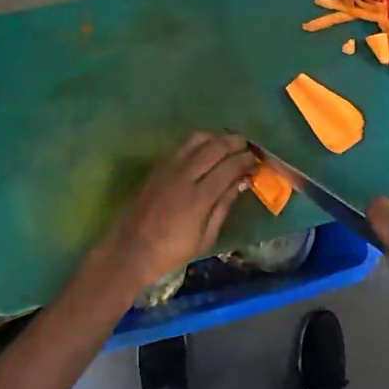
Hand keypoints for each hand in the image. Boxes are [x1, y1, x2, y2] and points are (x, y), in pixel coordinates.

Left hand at [86, 132, 254, 298]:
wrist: (131, 250)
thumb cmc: (172, 251)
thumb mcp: (206, 237)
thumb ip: (224, 205)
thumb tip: (242, 181)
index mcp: (199, 198)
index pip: (229, 167)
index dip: (246, 160)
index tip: (257, 161)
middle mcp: (184, 176)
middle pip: (215, 147)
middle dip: (235, 142)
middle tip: (248, 147)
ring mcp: (169, 168)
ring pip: (198, 139)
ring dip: (217, 137)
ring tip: (229, 144)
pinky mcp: (158, 167)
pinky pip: (183, 145)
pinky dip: (200, 141)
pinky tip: (207, 148)